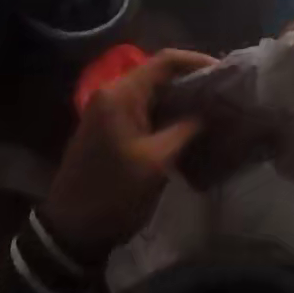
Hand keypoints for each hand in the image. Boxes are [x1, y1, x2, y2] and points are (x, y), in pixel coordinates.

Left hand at [42, 48, 215, 257]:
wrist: (70, 231)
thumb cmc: (114, 194)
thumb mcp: (156, 162)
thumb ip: (186, 129)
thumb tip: (211, 111)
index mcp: (121, 94)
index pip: (165, 61)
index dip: (196, 61)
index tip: (223, 72)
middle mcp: (112, 92)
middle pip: (158, 74)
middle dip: (191, 81)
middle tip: (222, 92)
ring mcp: (108, 109)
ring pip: (152, 92)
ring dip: (179, 98)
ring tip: (212, 107)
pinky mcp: (109, 126)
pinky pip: (142, 108)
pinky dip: (165, 112)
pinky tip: (188, 124)